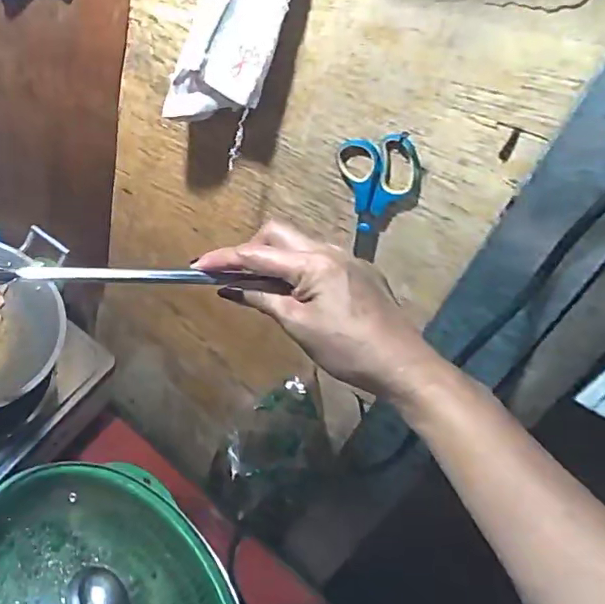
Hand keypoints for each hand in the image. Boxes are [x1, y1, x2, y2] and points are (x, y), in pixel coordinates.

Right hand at [194, 220, 444, 402]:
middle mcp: (331, 252)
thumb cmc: (348, 350)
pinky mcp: (358, 273)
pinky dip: (292, 267)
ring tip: (256, 285)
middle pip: (276, 234)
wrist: (408, 369)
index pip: (256, 254)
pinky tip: (288, 291)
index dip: (223, 258)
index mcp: (314, 263)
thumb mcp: (296, 325)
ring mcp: (347, 260)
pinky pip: (314, 257)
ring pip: (295, 244)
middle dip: (248, 249)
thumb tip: (229, 288)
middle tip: (232, 274)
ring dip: (271, 258)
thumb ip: (260, 299)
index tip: (197, 265)